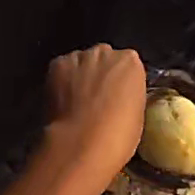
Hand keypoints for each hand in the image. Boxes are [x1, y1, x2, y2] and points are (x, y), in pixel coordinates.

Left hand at [39, 44, 145, 194]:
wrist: (82, 143)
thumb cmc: (117, 136)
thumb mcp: (137, 114)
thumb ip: (128, 94)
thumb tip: (118, 97)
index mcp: (130, 62)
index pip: (127, 64)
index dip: (121, 81)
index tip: (117, 96)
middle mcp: (105, 52)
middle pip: (103, 58)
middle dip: (101, 73)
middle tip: (97, 98)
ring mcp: (79, 56)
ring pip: (81, 62)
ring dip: (80, 76)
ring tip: (76, 102)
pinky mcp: (57, 64)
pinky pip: (62, 69)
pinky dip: (61, 81)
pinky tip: (62, 101)